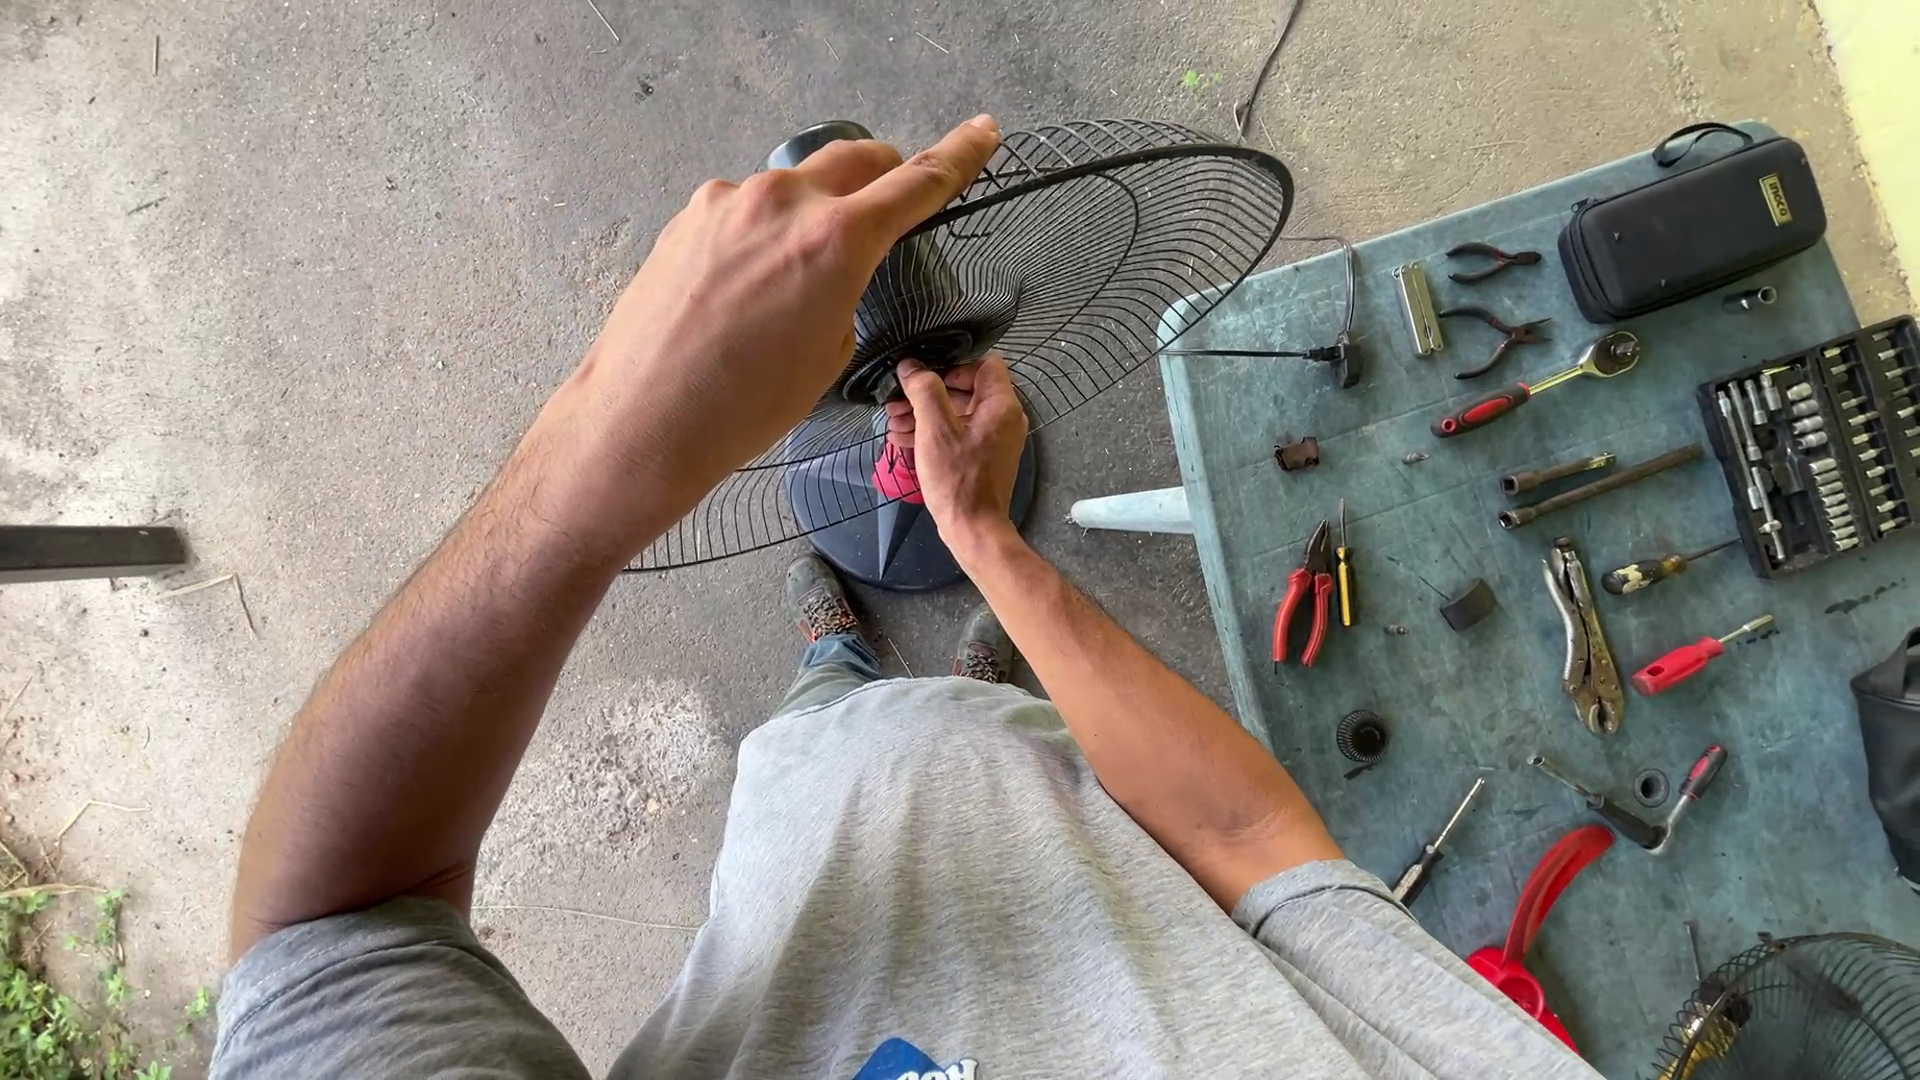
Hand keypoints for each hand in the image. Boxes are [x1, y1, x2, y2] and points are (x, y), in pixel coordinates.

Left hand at [517, 115, 1002, 556]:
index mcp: (834, 241)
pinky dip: (769, 230)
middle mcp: (782, 202)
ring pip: (797, 185)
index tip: (982, 133)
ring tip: (802, 275)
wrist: (649, 416)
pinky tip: (752, 282)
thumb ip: (847, 290)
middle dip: (884, 175)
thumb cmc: (747, 403)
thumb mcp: (829, 353)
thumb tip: (834, 269)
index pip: (914, 183)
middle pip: (854, 160)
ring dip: (818, 210)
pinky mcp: (691, 215)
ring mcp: (729, 201)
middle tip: (892, 205)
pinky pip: (750, 206)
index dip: (958, 157)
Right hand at [887, 354, 1029, 553]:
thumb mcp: (935, 429)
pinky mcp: (982, 458)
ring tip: (894, 421)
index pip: (984, 364)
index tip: (925, 377)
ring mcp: (994, 440)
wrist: (973, 528)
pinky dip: (933, 433)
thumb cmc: (958, 481)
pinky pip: (957, 435)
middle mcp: (1003, 419)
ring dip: (925, 414)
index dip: (953, 366)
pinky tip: (904, 439)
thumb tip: (912, 367)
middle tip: (898, 401)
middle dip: (927, 394)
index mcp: (1001, 405)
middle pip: (965, 390)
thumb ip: (924, 391)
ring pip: (957, 414)